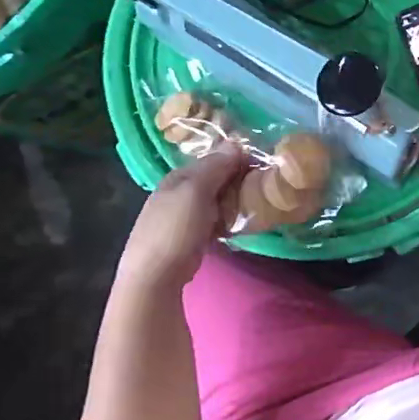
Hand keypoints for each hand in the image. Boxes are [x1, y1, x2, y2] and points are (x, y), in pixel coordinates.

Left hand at [117, 146, 247, 290]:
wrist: (155, 277)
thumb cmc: (175, 229)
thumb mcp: (196, 191)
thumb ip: (214, 167)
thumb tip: (235, 142)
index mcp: (176, 177)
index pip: (210, 159)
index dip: (233, 158)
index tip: (260, 163)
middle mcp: (177, 194)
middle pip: (212, 181)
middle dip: (234, 181)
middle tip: (263, 185)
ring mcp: (181, 218)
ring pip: (214, 202)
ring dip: (231, 202)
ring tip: (256, 204)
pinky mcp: (189, 240)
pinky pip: (213, 222)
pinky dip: (226, 221)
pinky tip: (239, 226)